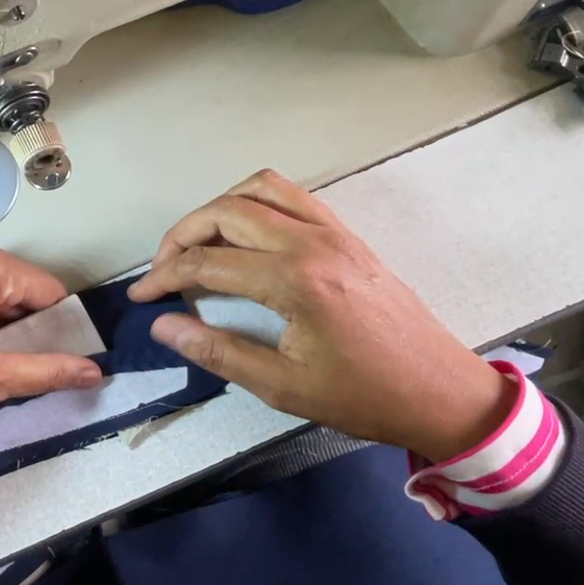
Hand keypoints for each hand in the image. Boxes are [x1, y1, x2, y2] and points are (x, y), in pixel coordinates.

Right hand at [127, 170, 511, 461]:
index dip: (165, 276)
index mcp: (295, 281)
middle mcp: (312, 242)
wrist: (441, 391)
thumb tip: (163, 325)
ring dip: (217, 208)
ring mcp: (333, 231)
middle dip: (181, 235)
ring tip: (198, 244)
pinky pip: (291, 196)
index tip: (142, 296)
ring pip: (259, 188)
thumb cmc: (363, 396)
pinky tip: (243, 236)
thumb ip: (217, 351)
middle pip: (226, 211)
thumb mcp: (282, 386)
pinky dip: (254, 203)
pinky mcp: (346, 234)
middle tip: (162, 268)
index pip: (208, 262)